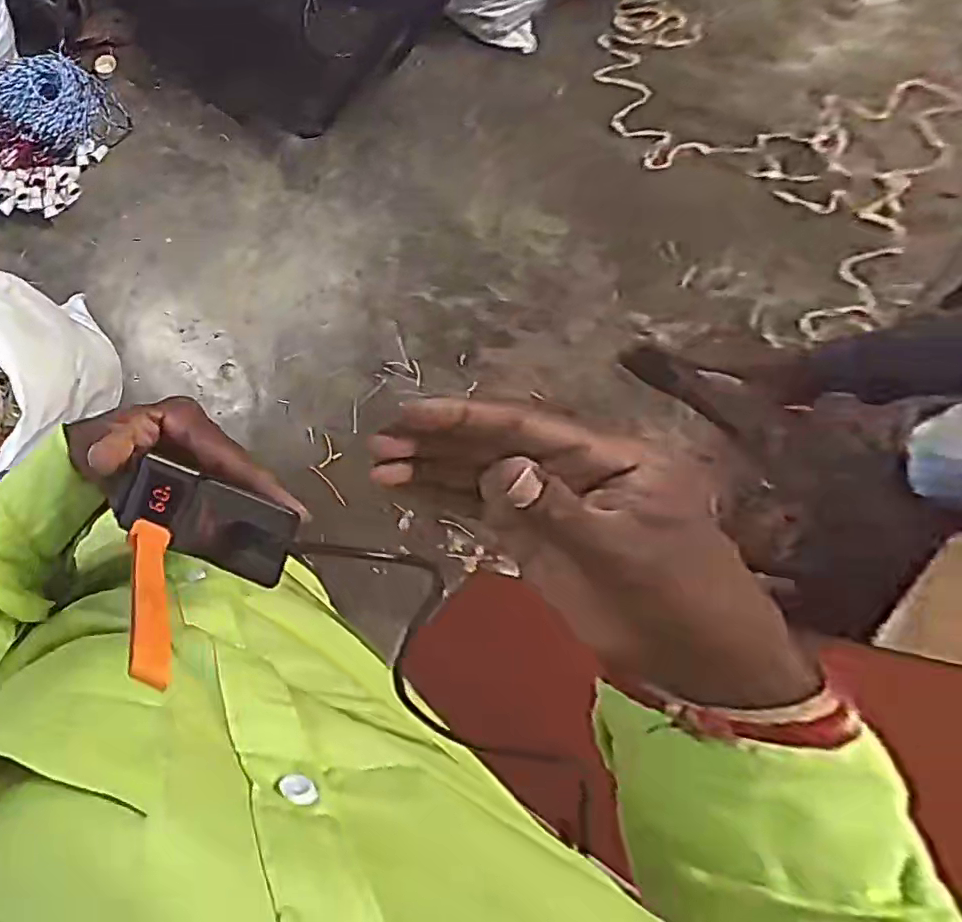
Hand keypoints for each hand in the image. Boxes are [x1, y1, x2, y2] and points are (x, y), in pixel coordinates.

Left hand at [67, 397, 310, 522]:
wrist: (77, 450)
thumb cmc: (91, 443)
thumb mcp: (100, 442)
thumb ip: (108, 446)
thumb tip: (106, 456)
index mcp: (181, 419)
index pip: (227, 452)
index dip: (258, 479)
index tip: (287, 505)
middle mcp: (193, 428)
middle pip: (235, 463)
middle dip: (263, 491)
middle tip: (292, 523)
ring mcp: (192, 444)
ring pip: (229, 473)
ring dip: (251, 497)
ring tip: (279, 526)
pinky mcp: (187, 461)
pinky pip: (216, 481)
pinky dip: (231, 499)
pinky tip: (244, 521)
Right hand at [368, 399, 819, 708]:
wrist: (696, 660)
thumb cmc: (678, 595)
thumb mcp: (622, 548)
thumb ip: (557, 506)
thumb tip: (500, 468)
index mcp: (607, 457)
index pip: (524, 427)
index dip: (464, 418)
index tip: (412, 414)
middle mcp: (565, 467)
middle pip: (487, 444)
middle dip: (431, 441)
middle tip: (380, 443)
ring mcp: (538, 497)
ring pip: (470, 471)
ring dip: (423, 467)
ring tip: (378, 467)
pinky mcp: (519, 527)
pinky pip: (469, 502)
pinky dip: (433, 494)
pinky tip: (399, 487)